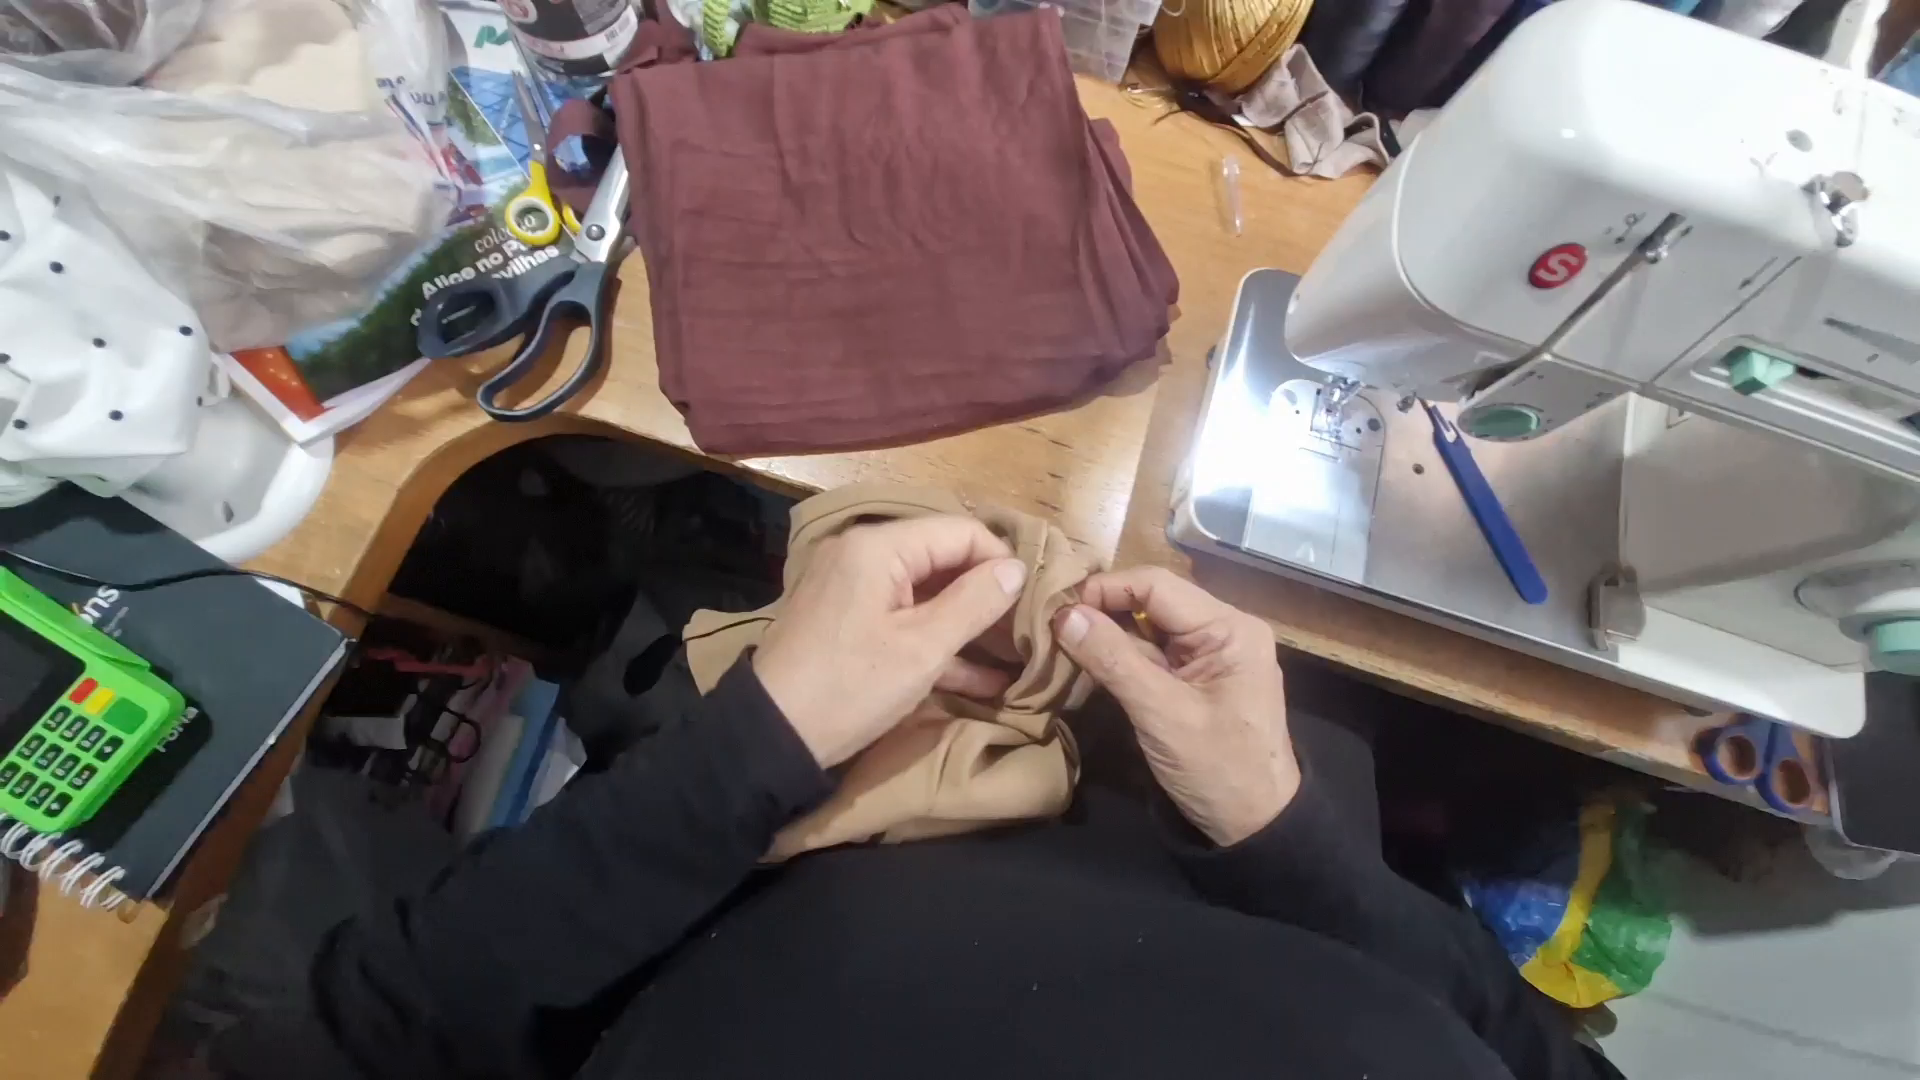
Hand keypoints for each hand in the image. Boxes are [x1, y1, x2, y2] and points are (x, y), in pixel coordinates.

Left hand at [753, 516, 1028, 766]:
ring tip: (1014, 655)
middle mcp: (864, 554)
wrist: (769, 737)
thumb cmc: (851, 687)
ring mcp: (853, 587)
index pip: (960, 531)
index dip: (1001, 561)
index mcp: (879, 547)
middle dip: (987, 594)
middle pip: (943, 558)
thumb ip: (974, 602)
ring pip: (926, 592)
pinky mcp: (848, 619)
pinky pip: (903, 617)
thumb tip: (1017, 568)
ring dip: (967, 623)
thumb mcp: (921, 649)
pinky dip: (936, 640)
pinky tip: (981, 677)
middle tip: (1027, 628)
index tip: (1033, 599)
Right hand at [1053, 567, 1297, 846]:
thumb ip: (1113, 660)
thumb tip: (1063, 614)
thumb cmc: (1218, 770)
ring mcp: (1208, 653)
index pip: (1156, 585)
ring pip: (1146, 625)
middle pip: (1151, 600)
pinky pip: (1149, 651)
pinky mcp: (1193, 676)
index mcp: (1229, 628)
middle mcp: (1221, 629)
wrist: (1255, 829)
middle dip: (1101, 608)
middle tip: (1052, 622)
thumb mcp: (1162, 714)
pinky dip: (1117, 654)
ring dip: (1105, 632)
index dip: (1104, 588)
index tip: (1057, 607)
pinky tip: (1084, 659)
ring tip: (1059, 638)